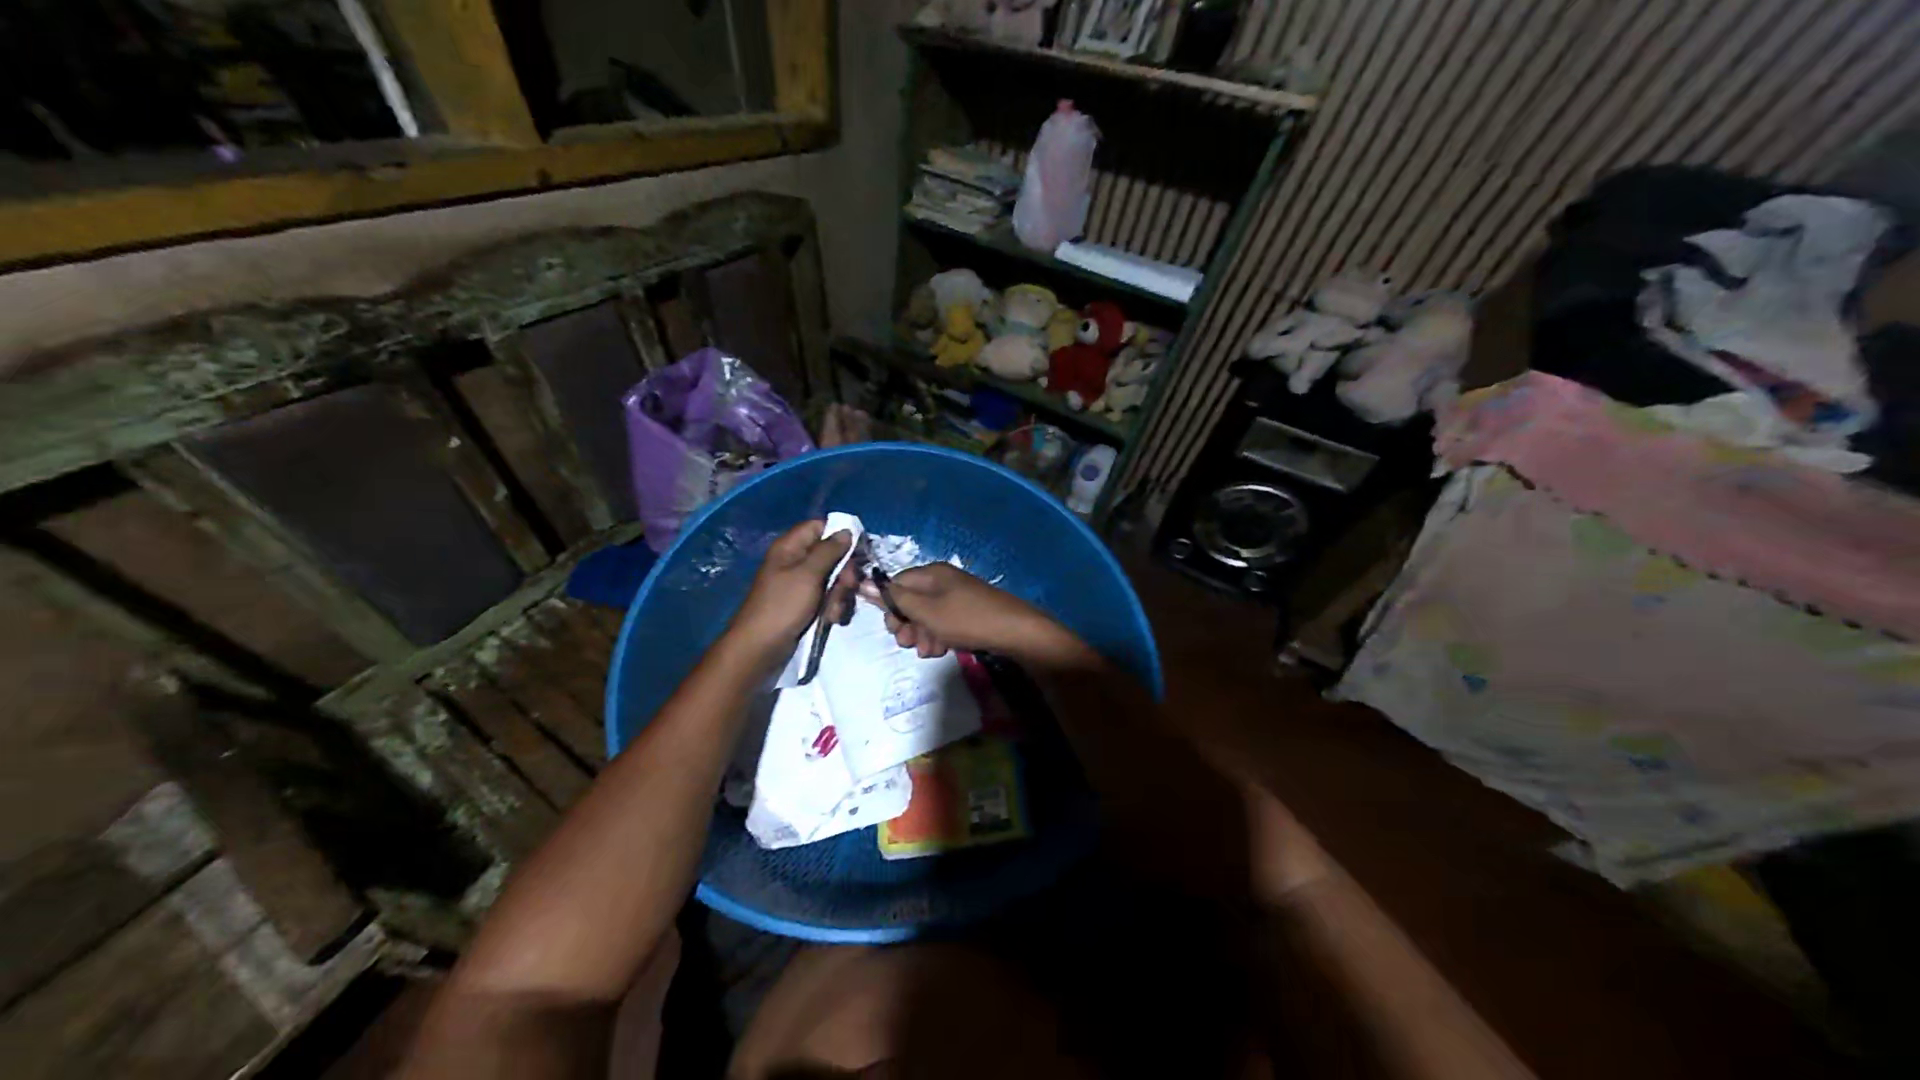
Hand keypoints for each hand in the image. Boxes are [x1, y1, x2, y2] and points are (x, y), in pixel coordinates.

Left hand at [726, 521, 856, 665]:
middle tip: (846, 586)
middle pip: (831, 555)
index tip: (858, 550)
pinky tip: (831, 620)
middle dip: (844, 572)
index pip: (819, 527)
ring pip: (833, 579)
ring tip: (834, 611)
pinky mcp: (805, 604)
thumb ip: (829, 550)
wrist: (761, 648)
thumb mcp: (808, 574)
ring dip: (840, 595)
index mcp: (790, 547)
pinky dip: (832, 608)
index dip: (840, 535)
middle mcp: (796, 562)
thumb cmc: (782, 606)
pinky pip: (827, 598)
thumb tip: (846, 530)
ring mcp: (801, 585)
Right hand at [862, 563, 1096, 668]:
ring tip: (930, 651)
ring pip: (925, 616)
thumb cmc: (966, 619)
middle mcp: (942, 581)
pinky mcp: (966, 613)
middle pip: (910, 601)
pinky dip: (938, 637)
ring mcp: (956, 597)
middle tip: (911, 643)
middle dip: (907, 625)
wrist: (1015, 632)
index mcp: (931, 573)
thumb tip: (863, 581)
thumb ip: (895, 598)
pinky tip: (943, 650)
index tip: (894, 627)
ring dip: (922, 635)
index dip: (890, 606)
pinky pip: (942, 624)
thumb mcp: (926, 610)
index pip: (896, 583)